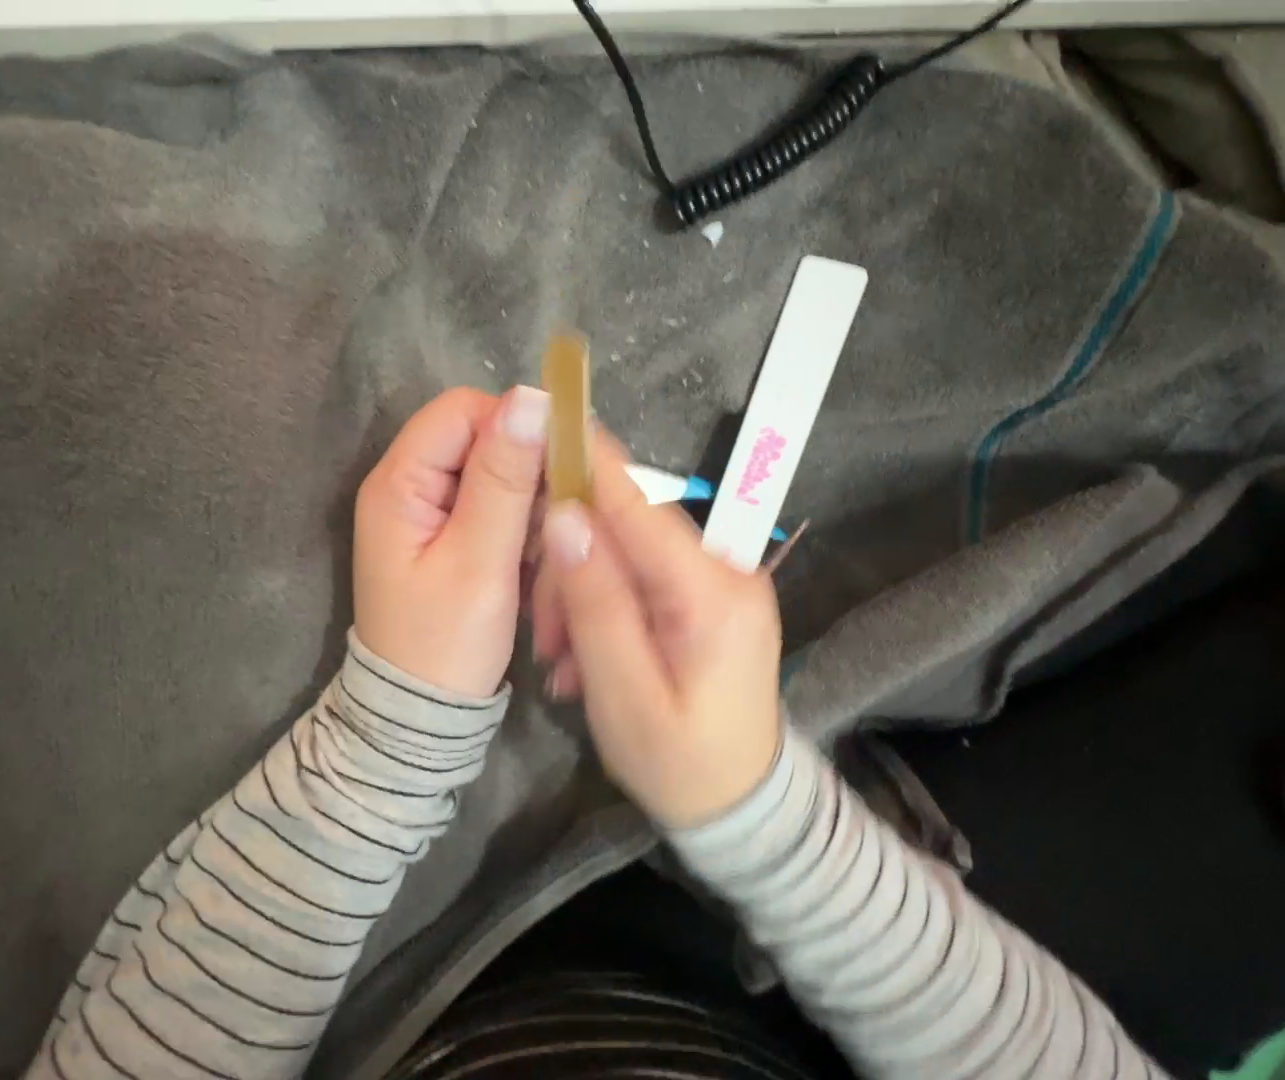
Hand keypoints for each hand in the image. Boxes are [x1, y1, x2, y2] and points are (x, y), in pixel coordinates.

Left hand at [353, 386, 547, 696]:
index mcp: (399, 483)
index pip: (463, 411)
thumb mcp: (479, 561)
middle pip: (483, 441)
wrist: (420, 715)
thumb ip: (503, 479)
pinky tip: (533, 571)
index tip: (563, 467)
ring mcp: (428, 513)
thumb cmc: (445, 644)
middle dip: (530, 478)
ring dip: (531, 512)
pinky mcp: (449, 537)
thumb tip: (531, 397)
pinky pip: (496, 510)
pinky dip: (522, 534)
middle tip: (561, 525)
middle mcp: (408, 486)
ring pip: (498, 477)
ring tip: (543, 561)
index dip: (517, 427)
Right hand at [532, 433, 784, 827]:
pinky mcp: (704, 595)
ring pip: (625, 551)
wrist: (740, 806)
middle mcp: (724, 569)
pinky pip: (638, 577)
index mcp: (712, 592)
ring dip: (581, 592)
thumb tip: (566, 518)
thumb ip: (596, 603)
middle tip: (545, 632)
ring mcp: (717, 581)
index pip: (640, 505)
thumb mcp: (624, 693)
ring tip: (562, 658)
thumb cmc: (680, 763)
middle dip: (572, 564)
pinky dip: (601, 605)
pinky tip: (582, 655)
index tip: (546, 420)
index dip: (590, 462)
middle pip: (627, 527)